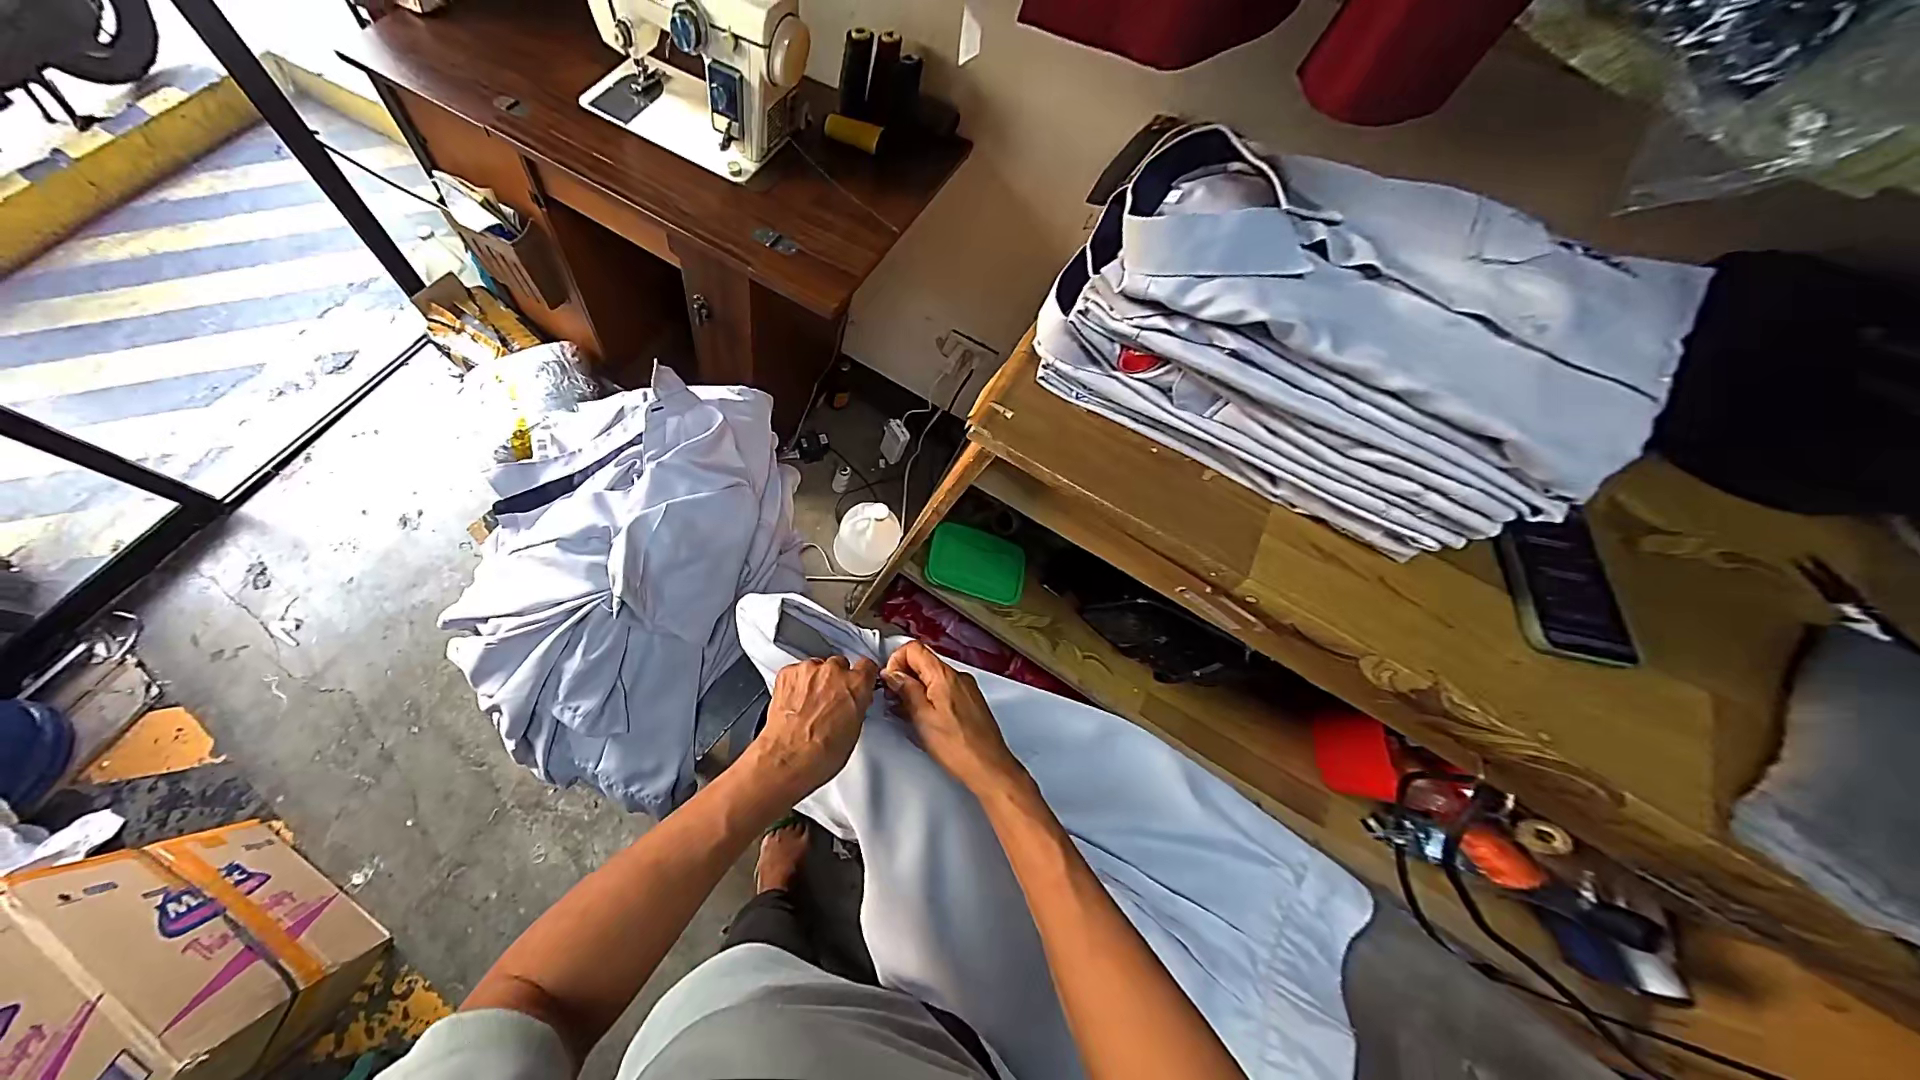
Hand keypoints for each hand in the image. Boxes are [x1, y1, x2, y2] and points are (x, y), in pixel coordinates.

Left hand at [746, 655, 877, 808]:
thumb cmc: (820, 752)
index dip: (862, 676)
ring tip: (809, 705)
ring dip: (815, 681)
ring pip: (817, 667)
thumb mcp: (854, 730)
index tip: (858, 681)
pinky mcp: (788, 674)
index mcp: (856, 685)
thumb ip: (857, 706)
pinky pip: (796, 671)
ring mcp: (809, 671)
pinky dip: (796, 683)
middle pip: (840, 664)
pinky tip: (796, 702)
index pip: (867, 666)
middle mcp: (834, 672)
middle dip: (836, 680)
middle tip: (830, 701)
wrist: (787, 758)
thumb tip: (853, 705)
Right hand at [883, 642, 1026, 795]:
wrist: (988, 767)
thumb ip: (905, 690)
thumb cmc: (960, 748)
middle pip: (923, 661)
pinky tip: (925, 719)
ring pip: (933, 677)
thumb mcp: (922, 718)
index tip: (890, 680)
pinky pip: (945, 689)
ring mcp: (966, 689)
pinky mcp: (970, 701)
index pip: (914, 648)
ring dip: (916, 689)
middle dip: (904, 677)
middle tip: (895, 699)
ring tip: (908, 713)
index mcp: (945, 676)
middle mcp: (958, 677)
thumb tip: (893, 674)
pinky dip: (931, 698)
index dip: (896, 661)